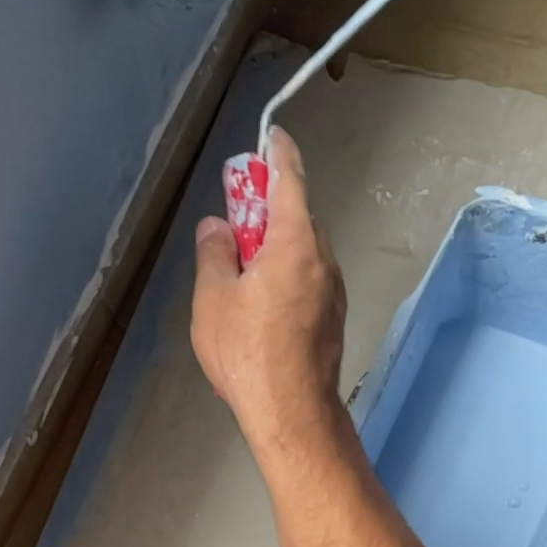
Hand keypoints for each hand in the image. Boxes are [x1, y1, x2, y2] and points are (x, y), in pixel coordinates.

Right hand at [191, 127, 347, 447]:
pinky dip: (285, 277)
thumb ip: (214, 254)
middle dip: (268, 212)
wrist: (290, 410)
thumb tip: (215, 226)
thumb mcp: (214, 299)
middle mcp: (322, 260)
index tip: (271, 136)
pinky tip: (260, 308)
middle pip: (298, 219)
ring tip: (241, 275)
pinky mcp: (332, 320)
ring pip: (303, 253)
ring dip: (276, 249)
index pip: (289, 182)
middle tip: (236, 223)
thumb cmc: (246, 350)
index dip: (278, 155)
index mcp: (294, 243)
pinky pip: (307, 282)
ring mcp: (332, 292)